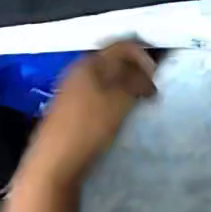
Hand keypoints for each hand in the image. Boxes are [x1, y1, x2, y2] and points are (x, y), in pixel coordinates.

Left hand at [24, 41, 158, 187]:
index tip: (158, 77)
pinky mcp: (69, 109)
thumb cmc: (89, 127)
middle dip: (136, 72)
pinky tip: (120, 115)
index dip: (145, 57)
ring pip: (107, 79)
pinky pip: (98, 94)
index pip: (124, 46)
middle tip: (151, 90)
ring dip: (126, 87)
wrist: (52, 165)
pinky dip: (114, 99)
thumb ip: (137, 81)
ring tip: (139, 104)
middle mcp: (78, 71)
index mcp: (90, 63)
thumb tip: (147, 76)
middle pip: (115, 61)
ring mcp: (71, 90)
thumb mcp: (121, 100)